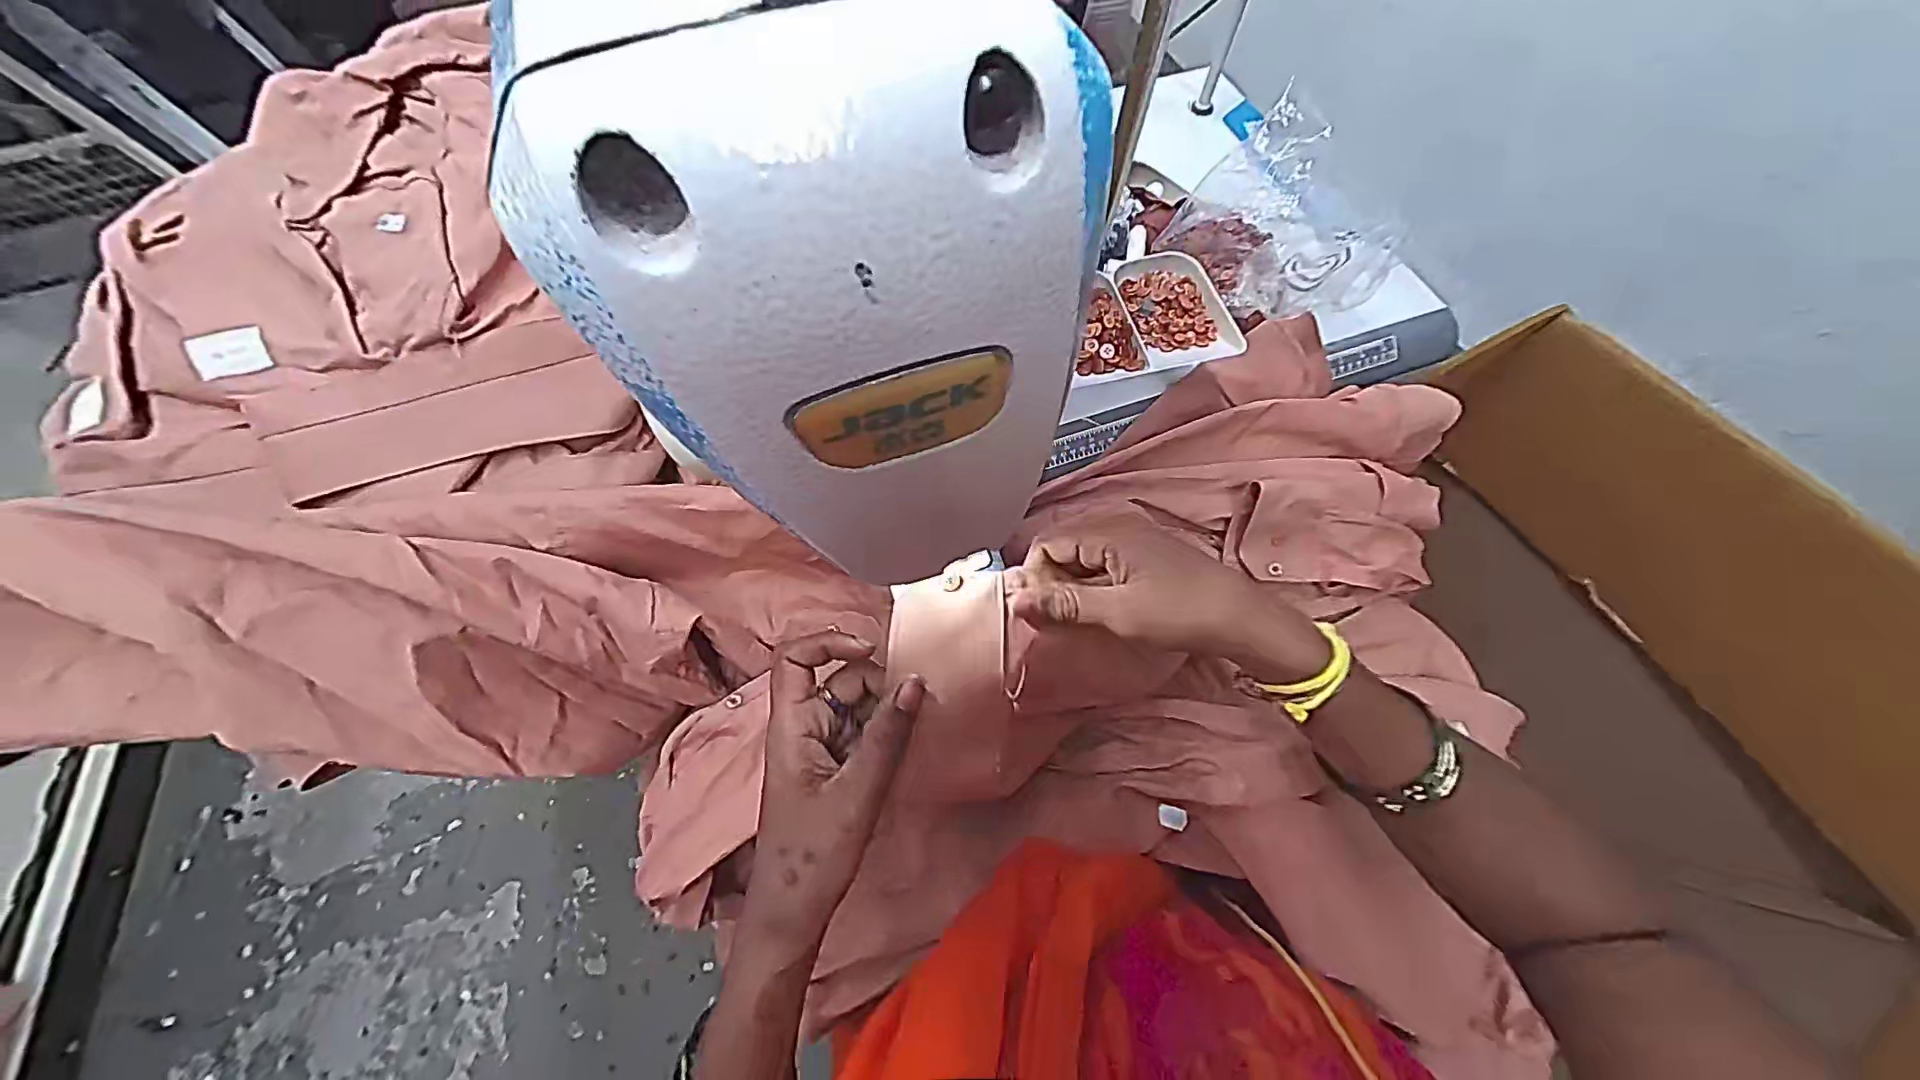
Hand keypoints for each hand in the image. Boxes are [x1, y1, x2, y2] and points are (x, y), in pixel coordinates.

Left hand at [742, 631, 924, 953]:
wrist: (794, 912)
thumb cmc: (814, 855)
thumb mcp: (858, 792)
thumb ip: (888, 736)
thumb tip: (915, 683)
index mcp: (792, 726)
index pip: (794, 658)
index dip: (828, 642)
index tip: (871, 651)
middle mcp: (802, 728)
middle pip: (837, 681)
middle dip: (876, 686)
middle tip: (913, 709)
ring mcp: (818, 747)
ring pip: (854, 707)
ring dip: (885, 712)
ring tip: (914, 730)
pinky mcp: (833, 767)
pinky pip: (860, 732)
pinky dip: (884, 733)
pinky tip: (905, 748)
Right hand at [1005, 524, 1331, 681]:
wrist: (1241, 618)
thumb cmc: (1179, 612)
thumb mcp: (1116, 612)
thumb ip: (1063, 604)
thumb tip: (1016, 601)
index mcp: (1107, 530)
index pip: (1046, 544)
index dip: (1035, 578)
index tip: (1040, 612)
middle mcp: (1116, 525)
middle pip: (1061, 547)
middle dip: (1051, 581)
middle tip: (1055, 618)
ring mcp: (1132, 538)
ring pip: (1080, 557)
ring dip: (1070, 586)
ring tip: (1077, 617)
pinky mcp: (1143, 554)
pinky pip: (1101, 563)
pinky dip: (1091, 585)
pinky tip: (1100, 609)